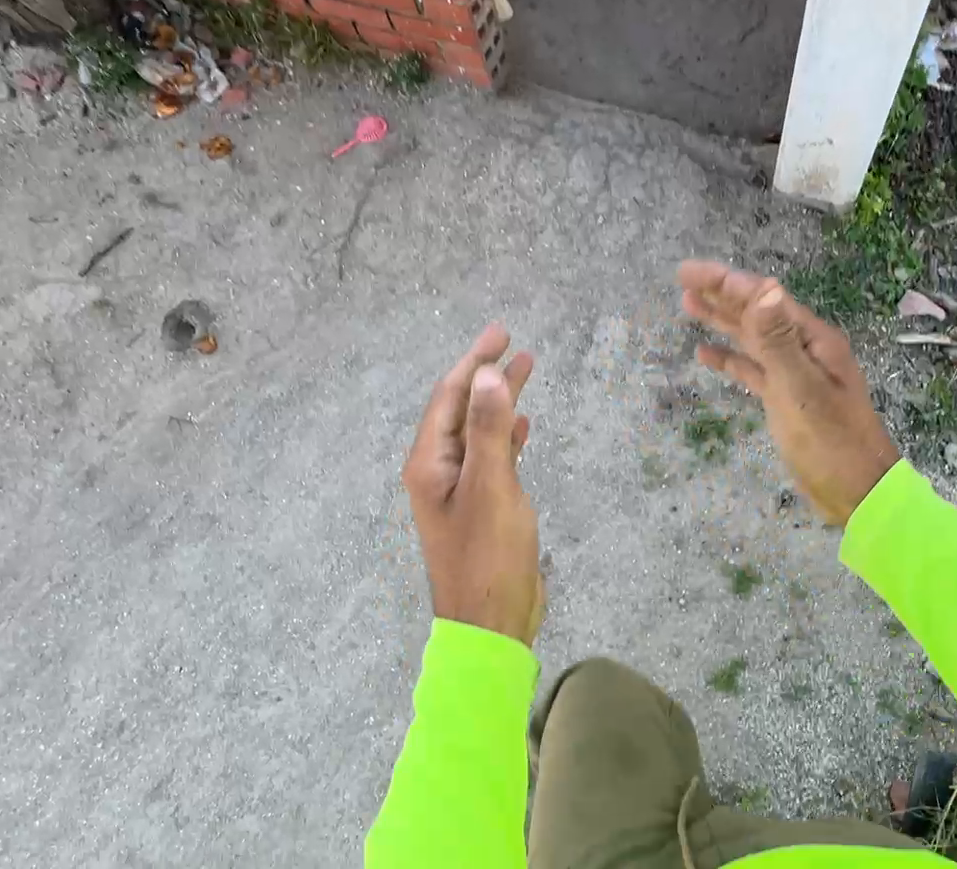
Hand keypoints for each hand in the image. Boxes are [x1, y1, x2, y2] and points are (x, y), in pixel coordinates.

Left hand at [401, 325, 544, 644]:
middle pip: (462, 409)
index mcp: (430, 463)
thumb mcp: (491, 487)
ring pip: (480, 430)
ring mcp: (459, 489)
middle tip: (513, 341)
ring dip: (500, 400)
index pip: (450, 397)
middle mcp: (439, 471)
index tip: (500, 333)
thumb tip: (486, 375)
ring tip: (527, 370)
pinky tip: (523, 424)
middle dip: (486, 374)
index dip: (473, 361)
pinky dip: (506, 435)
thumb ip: (489, 430)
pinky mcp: (481, 506)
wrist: (491, 623)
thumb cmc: (488, 555)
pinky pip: (492, 457)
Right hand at [678, 261, 900, 526]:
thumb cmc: (832, 443)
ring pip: (751, 338)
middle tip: (682, 276)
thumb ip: (779, 341)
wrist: (857, 494)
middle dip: (720, 293)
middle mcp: (804, 349)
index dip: (726, 282)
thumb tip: (764, 289)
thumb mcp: (802, 390)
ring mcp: (794, 374)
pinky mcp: (784, 399)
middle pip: (756, 312)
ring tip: (687, 304)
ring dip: (721, 321)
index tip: (688, 271)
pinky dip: (729, 360)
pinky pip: (752, 370)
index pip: (764, 299)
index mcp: (812, 340)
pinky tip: (705, 354)